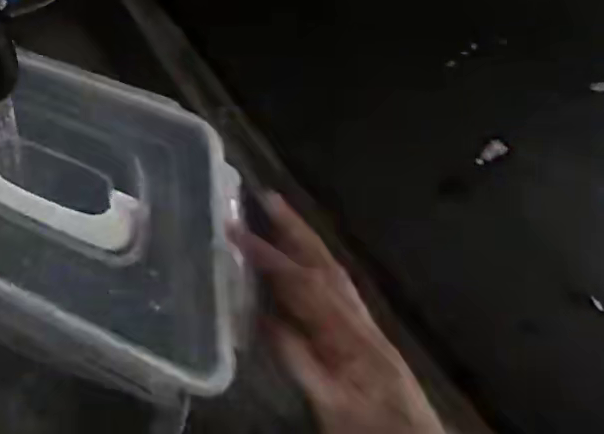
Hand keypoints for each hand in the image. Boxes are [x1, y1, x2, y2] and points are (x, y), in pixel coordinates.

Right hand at [229, 191, 444, 433]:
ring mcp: (370, 333)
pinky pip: (337, 292)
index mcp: (354, 337)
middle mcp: (364, 325)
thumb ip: (300, 362)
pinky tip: (298, 264)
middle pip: (326, 266)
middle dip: (295, 229)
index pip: (303, 283)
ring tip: (278, 215)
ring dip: (305, 243)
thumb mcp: (333, 408)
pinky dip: (314, 267)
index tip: (233, 229)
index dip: (267, 254)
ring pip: (334, 276)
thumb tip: (265, 319)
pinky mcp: (369, 345)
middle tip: (266, 195)